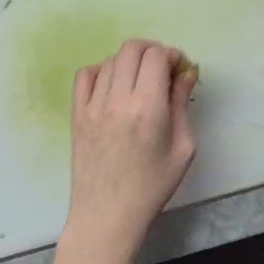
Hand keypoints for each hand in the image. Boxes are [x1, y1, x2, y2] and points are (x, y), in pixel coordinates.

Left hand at [65, 39, 198, 252]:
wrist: (107, 214)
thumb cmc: (152, 186)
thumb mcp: (182, 148)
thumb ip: (182, 104)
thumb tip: (185, 73)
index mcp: (148, 108)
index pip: (156, 56)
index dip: (172, 55)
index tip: (180, 69)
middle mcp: (118, 100)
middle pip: (132, 49)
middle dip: (152, 50)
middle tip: (163, 69)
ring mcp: (93, 105)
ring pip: (110, 60)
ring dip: (130, 61)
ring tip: (140, 81)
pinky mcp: (77, 113)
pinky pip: (86, 75)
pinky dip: (102, 71)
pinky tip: (113, 86)